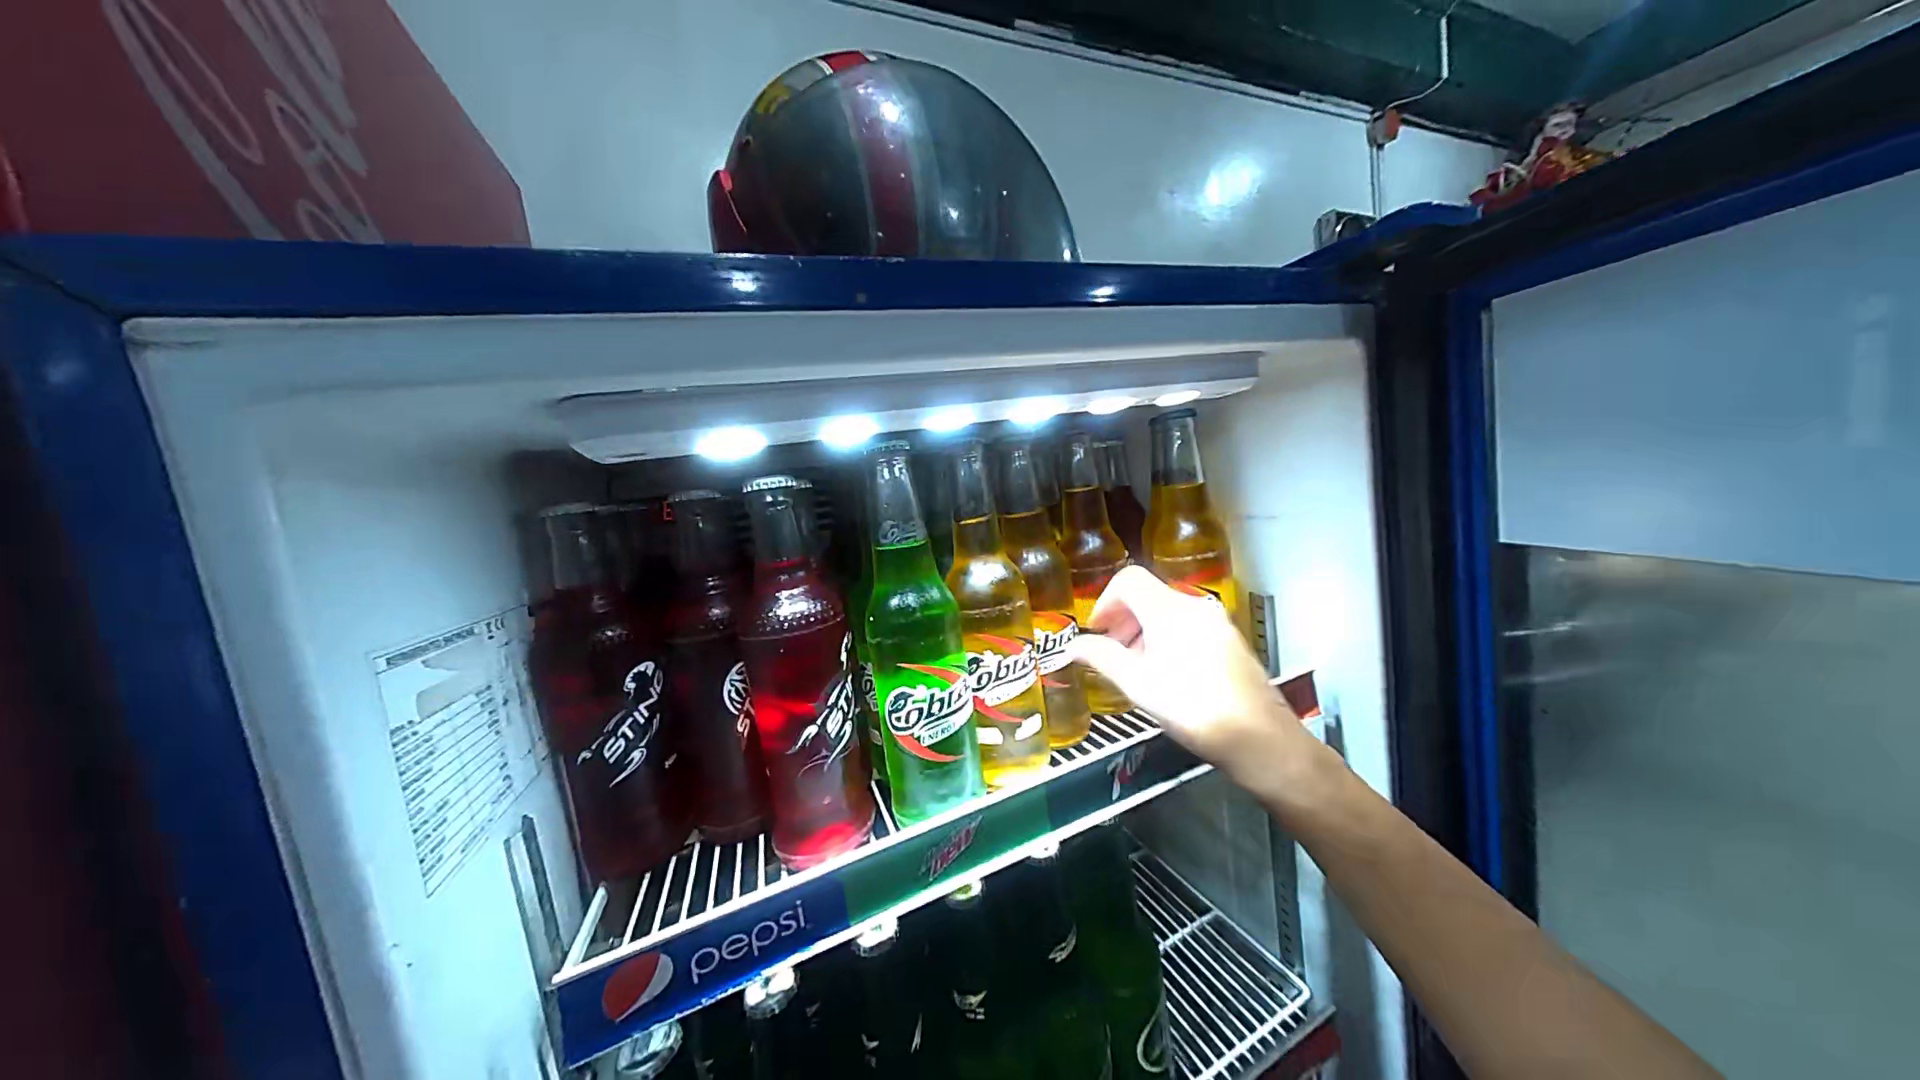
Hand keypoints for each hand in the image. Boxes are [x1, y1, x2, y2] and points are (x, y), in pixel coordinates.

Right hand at [1067, 566, 1330, 797]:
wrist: (1258, 738)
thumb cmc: (1193, 709)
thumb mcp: (1137, 684)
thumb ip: (1102, 658)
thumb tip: (1073, 646)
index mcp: (1169, 610)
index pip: (1128, 580)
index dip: (1105, 601)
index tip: (1097, 629)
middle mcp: (1195, 607)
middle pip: (1148, 595)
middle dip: (1123, 620)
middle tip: (1111, 650)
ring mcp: (1217, 623)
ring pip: (1169, 612)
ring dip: (1144, 632)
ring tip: (1137, 668)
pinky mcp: (1230, 641)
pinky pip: (1189, 627)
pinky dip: (1168, 640)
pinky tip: (1167, 675)